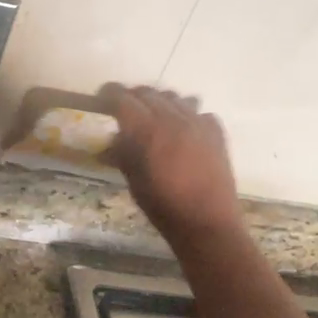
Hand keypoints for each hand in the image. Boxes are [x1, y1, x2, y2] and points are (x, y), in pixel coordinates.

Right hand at [101, 84, 242, 242]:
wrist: (207, 223)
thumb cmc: (163, 206)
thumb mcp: (134, 180)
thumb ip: (123, 153)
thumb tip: (114, 139)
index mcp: (146, 130)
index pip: (123, 99)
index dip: (110, 94)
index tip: (102, 98)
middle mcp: (172, 118)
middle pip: (148, 93)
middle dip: (132, 97)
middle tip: (124, 108)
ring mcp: (197, 123)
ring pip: (174, 98)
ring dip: (159, 102)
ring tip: (154, 116)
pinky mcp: (216, 132)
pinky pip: (198, 112)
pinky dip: (186, 115)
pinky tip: (183, 131)